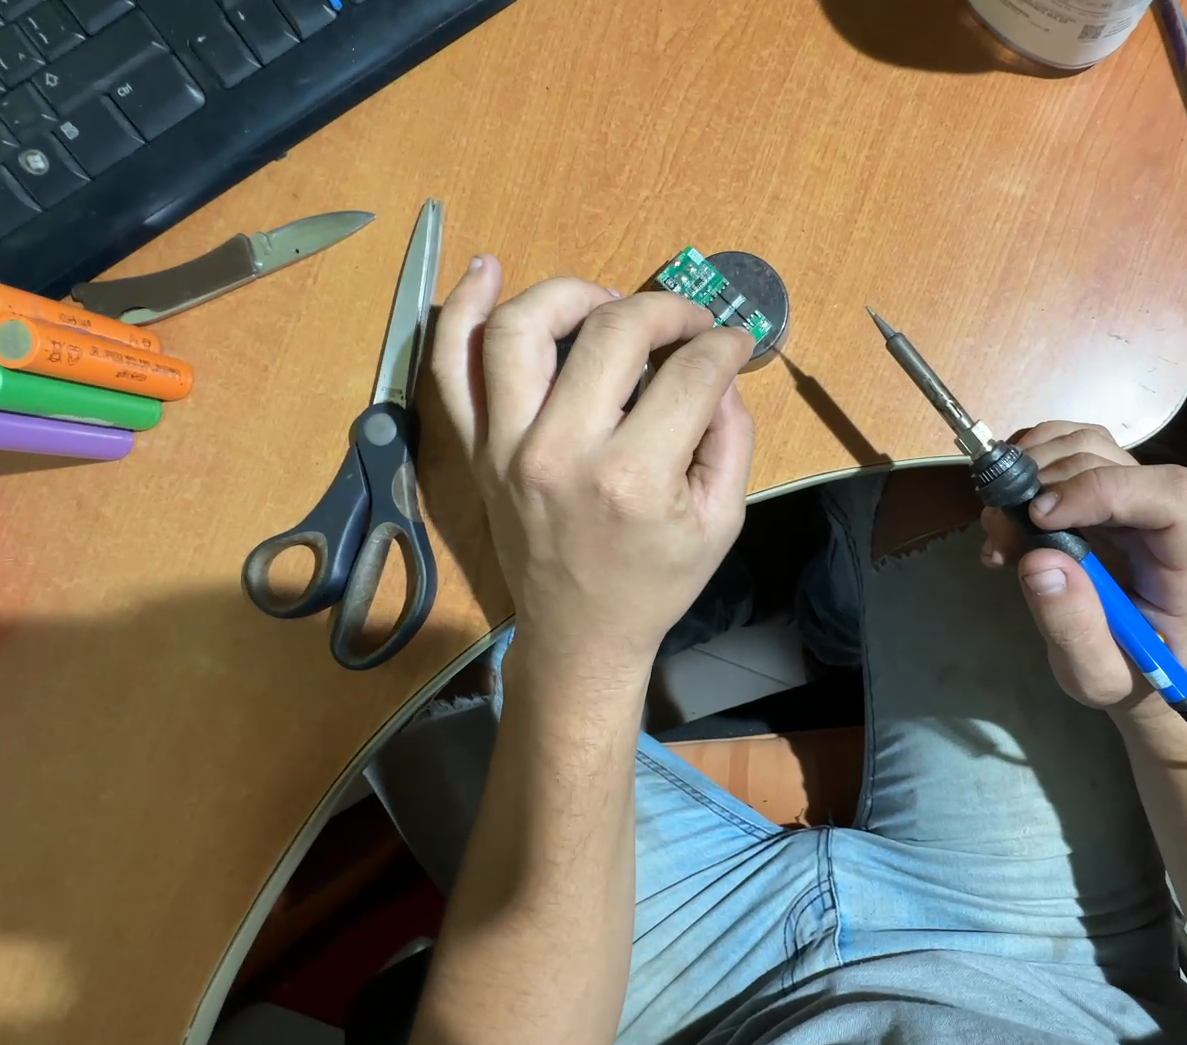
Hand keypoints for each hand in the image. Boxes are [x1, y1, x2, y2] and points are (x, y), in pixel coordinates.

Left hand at [430, 257, 757, 668]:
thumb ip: (732, 438)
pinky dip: (462, 308)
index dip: (724, 346)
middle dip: (666, 310)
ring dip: (571, 293)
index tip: (736, 343)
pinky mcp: (476, 449)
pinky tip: (487, 268)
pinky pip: (451, 365)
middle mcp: (562, 450)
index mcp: (635, 477)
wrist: (580, 635)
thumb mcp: (723, 521)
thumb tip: (719, 371)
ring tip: (609, 301)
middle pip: (613, 333)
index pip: (689, 374)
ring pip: (520, 328)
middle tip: (689, 322)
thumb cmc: (656, 583)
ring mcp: (506, 446)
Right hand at [978, 422, 1186, 711]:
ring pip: (1091, 444)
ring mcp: (1138, 498)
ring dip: (1033, 464)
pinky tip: (1006, 502)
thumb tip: (1039, 562)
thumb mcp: (1097, 676)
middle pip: (1118, 462)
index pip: (1169, 496)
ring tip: (998, 516)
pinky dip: (1029, 460)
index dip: (1102, 491)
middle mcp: (1173, 519)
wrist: (1126, 661)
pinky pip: (1070, 448)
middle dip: (1049, 481)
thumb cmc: (1123, 672)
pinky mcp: (1106, 490)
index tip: (1040, 515)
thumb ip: (1074, 629)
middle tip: (999, 522)